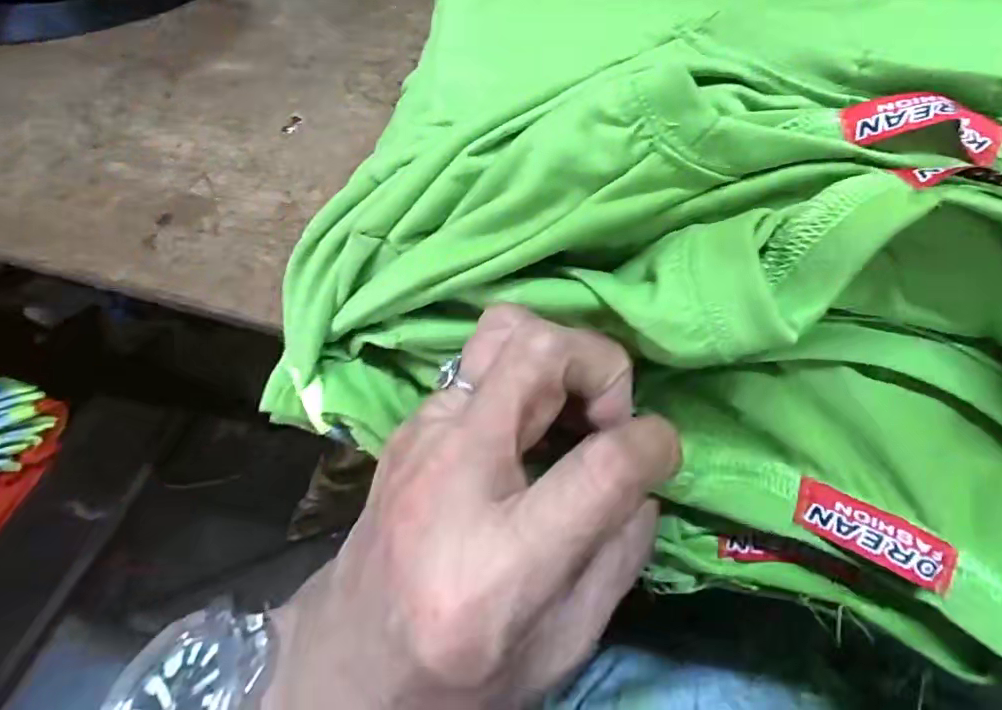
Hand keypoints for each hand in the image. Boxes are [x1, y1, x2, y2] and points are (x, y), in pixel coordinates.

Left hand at [262, 306, 680, 709]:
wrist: (340, 675)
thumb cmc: (461, 677)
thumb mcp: (566, 643)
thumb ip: (623, 549)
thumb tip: (644, 469)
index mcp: (498, 564)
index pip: (603, 464)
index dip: (653, 444)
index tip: (661, 454)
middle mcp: (450, 479)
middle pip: (542, 353)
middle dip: (603, 367)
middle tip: (606, 419)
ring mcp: (421, 436)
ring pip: (508, 326)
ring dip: (562, 355)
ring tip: (570, 409)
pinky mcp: (414, 419)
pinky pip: (487, 353)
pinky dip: (529, 369)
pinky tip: (532, 422)